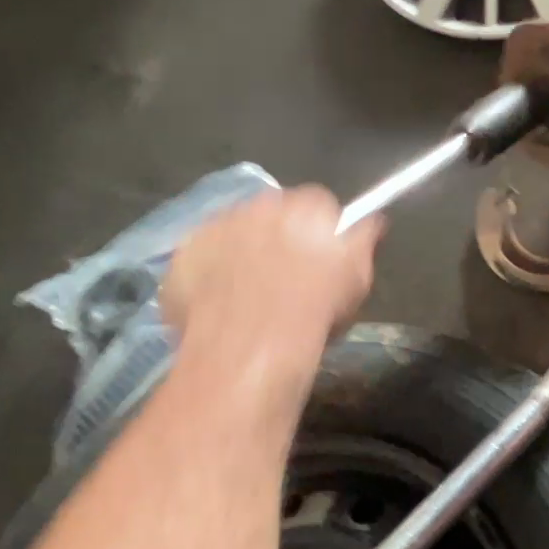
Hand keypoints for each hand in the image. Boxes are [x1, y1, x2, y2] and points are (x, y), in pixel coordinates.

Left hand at [162, 186, 382, 363]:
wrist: (250, 345)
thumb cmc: (316, 311)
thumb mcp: (359, 278)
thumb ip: (363, 241)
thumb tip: (368, 222)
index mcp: (306, 207)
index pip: (319, 202)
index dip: (323, 228)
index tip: (326, 253)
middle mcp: (258, 205)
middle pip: (273, 210)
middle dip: (280, 233)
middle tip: (289, 272)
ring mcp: (213, 228)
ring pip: (234, 231)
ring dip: (243, 249)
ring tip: (251, 290)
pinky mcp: (180, 255)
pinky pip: (201, 257)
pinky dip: (211, 272)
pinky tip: (222, 302)